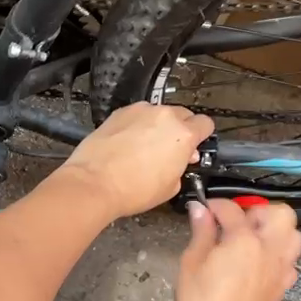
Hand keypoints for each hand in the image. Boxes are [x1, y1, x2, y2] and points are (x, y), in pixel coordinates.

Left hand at [58, 102, 214, 217]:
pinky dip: (137, 125)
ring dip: (158, 126)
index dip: (202, 135)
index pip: (205, 124)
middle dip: (181, 130)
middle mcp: (164, 116)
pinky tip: (129, 144)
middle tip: (172, 150)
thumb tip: (181, 161)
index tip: (196, 144)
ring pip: (159, 113)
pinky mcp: (119, 113)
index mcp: (183, 134)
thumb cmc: (131, 189)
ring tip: (146, 148)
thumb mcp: (170, 187)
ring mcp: (140, 111)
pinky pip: (137, 115)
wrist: (94, 183)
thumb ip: (182, 167)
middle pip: (183, 114)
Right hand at [177, 199, 300, 300]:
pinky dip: (277, 252)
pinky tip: (257, 261)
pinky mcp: (283, 284)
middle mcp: (270, 249)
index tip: (204, 210)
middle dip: (257, 211)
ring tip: (250, 239)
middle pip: (280, 213)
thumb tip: (200, 209)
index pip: (232, 209)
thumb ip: (201, 232)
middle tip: (235, 222)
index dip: (215, 206)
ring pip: (292, 234)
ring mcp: (281, 267)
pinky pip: (289, 258)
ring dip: (274, 230)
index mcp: (245, 240)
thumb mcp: (192, 263)